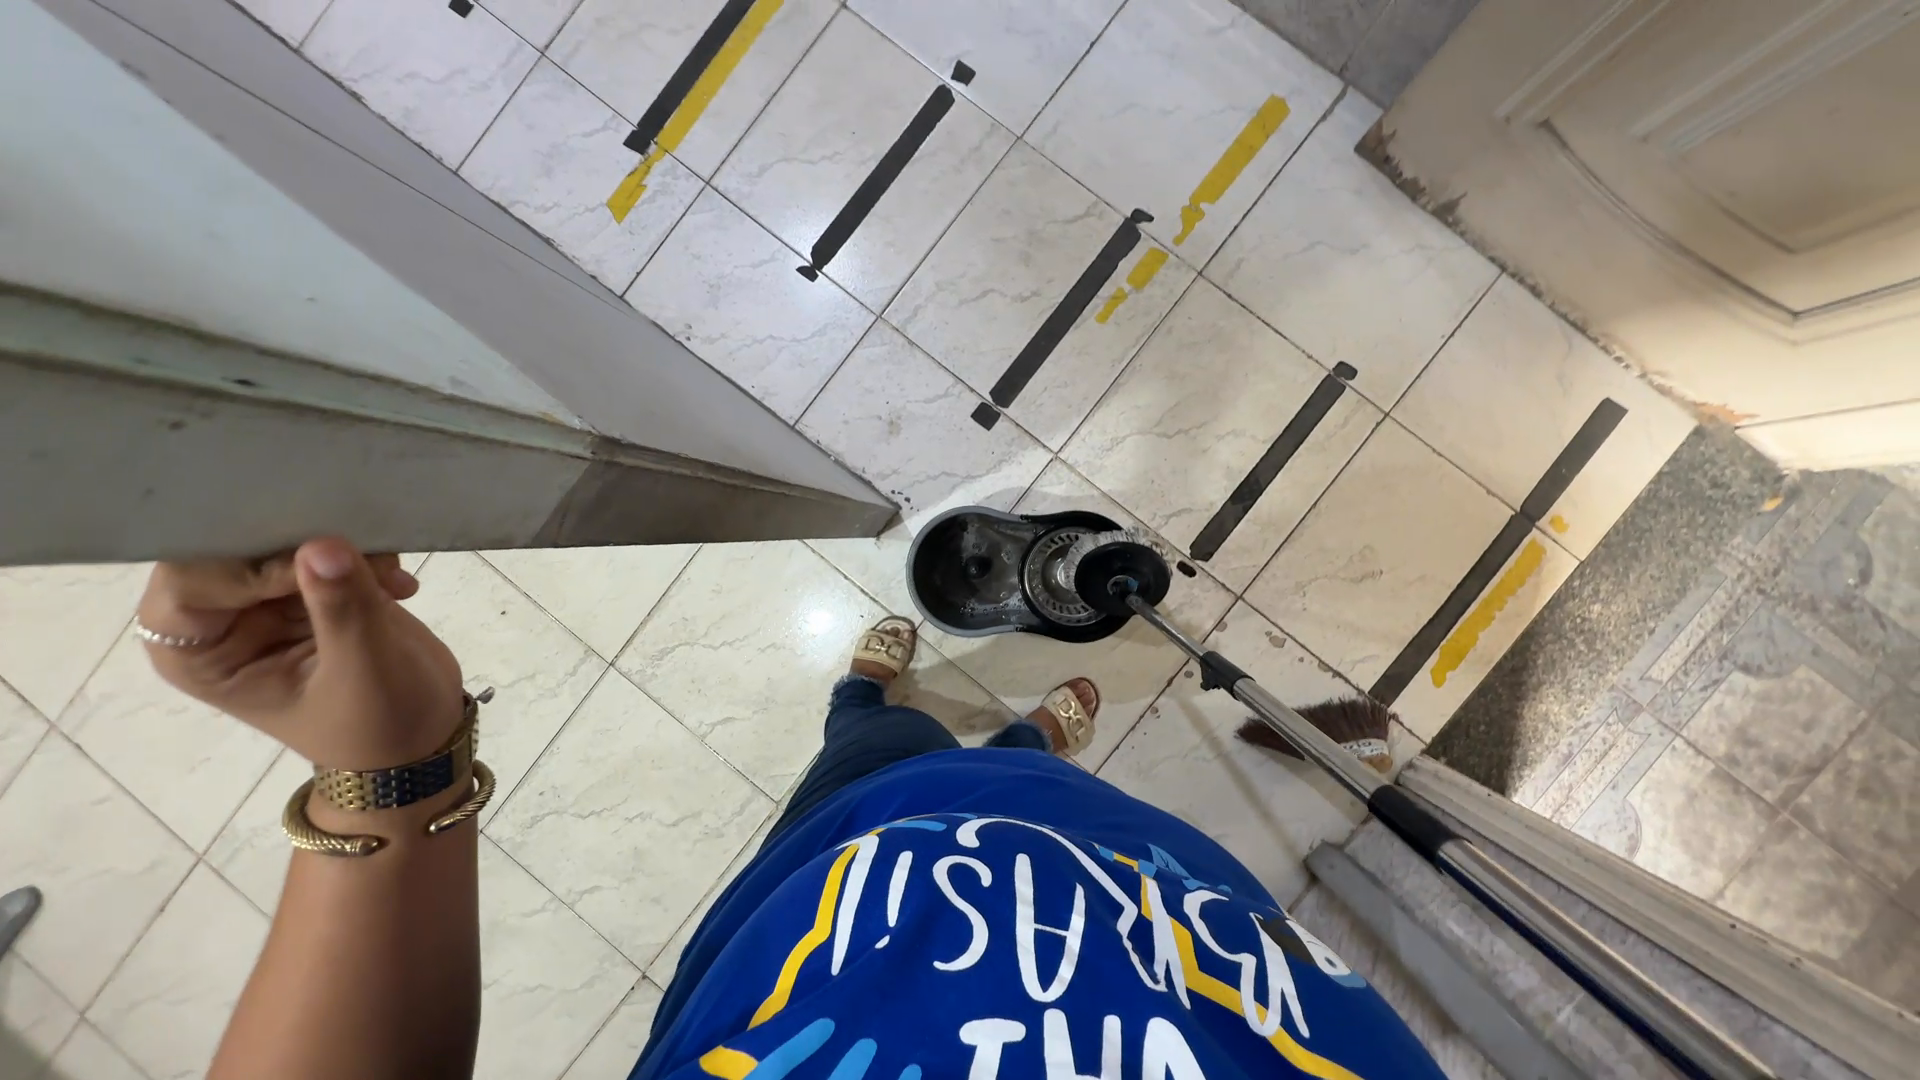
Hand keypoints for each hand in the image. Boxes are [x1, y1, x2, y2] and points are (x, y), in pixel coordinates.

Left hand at [137, 538, 462, 769]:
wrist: (423, 735)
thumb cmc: (380, 723)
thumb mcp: (363, 672)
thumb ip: (342, 609)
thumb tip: (322, 545)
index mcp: (202, 653)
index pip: (191, 582)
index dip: (247, 565)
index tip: (318, 561)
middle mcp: (225, 620)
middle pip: (235, 551)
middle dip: (303, 546)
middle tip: (369, 559)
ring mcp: (272, 601)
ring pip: (286, 541)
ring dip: (345, 549)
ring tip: (393, 577)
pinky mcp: (319, 589)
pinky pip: (329, 549)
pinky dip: (369, 555)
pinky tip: (401, 585)